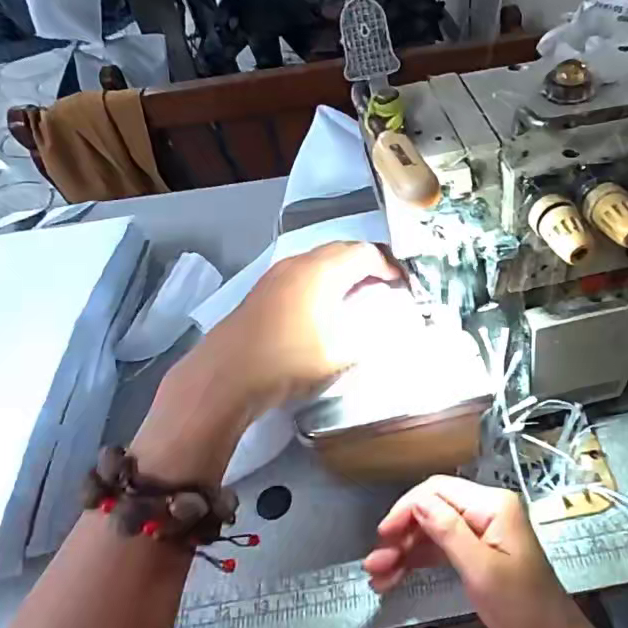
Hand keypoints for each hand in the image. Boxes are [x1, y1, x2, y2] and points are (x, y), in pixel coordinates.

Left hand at [185, 241, 395, 415]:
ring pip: (319, 260)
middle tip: (385, 285)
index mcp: (321, 272)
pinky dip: (322, 280)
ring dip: (342, 271)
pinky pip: (302, 272)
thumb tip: (387, 329)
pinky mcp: (262, 290)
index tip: (403, 284)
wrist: (224, 378)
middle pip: (341, 249)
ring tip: (359, 294)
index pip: (365, 253)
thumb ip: (369, 339)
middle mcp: (298, 263)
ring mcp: (276, 274)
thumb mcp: (339, 357)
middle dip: (367, 264)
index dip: (388, 266)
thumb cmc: (287, 364)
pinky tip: (325, 305)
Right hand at [363, 476, 586, 627]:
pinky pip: (440, 546)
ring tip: (379, 576)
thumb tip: (417, 501)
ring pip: (431, 528)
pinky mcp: (477, 549)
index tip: (383, 536)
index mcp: (492, 505)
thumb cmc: (521, 606)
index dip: (406, 509)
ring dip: (404, 550)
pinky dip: (418, 559)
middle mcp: (486, 509)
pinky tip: (395, 577)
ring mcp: (481, 529)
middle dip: (402, 534)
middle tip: (377, 565)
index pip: (438, 491)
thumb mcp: (481, 570)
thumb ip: (448, 532)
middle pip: (432, 508)